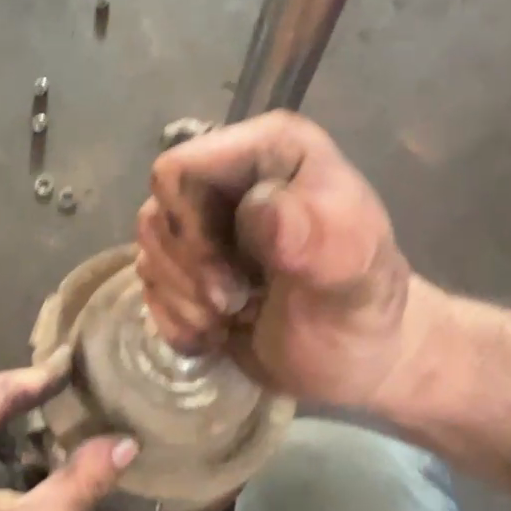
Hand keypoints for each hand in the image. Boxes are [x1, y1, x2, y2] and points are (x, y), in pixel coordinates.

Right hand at [136, 112, 431, 409]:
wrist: (356, 361)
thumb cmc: (363, 313)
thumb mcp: (357, 280)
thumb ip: (319, 239)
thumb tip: (262, 213)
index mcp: (269, 149)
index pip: (178, 172)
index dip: (193, 231)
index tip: (237, 281)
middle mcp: (229, 174)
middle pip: (157, 215)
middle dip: (192, 274)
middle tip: (238, 305)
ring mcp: (203, 221)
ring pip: (148, 252)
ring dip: (185, 302)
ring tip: (235, 319)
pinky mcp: (188, 264)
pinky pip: (148, 288)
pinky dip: (178, 322)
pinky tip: (219, 333)